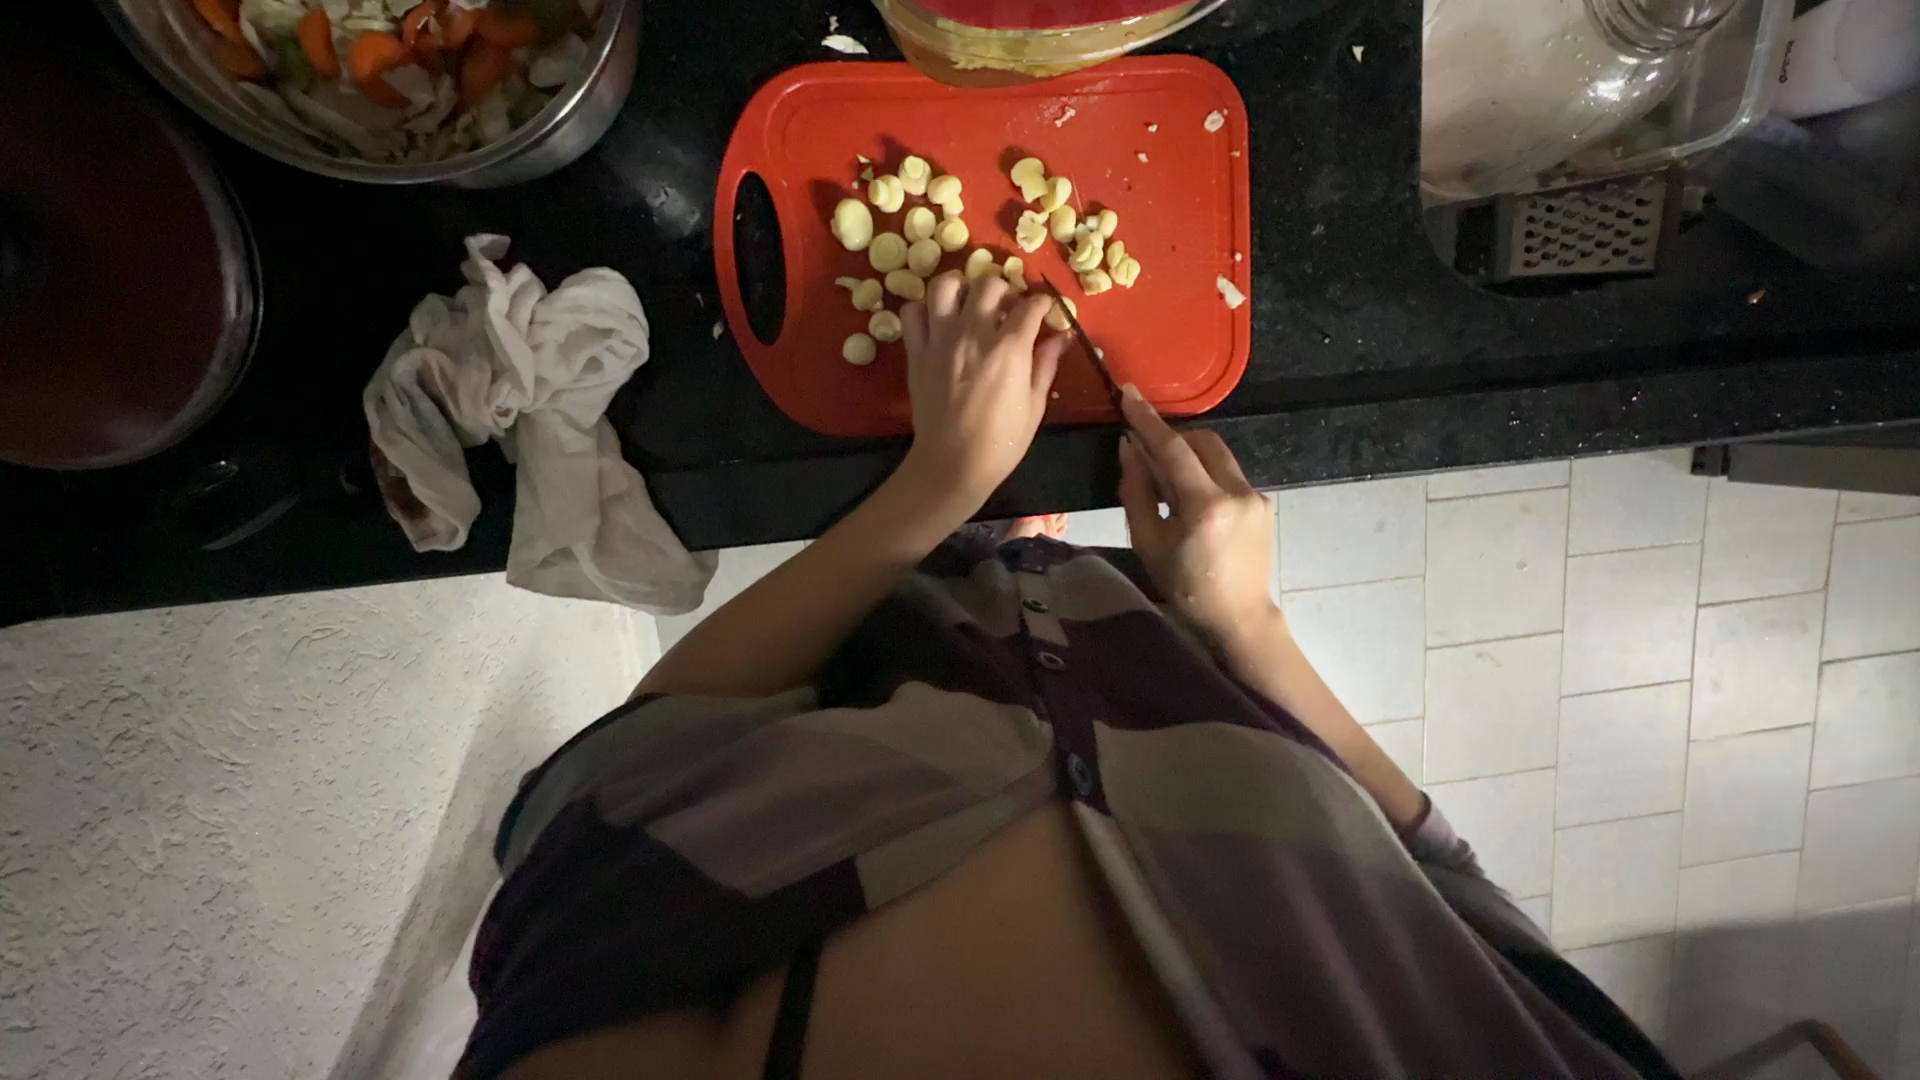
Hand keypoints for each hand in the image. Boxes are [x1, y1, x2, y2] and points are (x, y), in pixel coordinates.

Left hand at [898, 271, 1067, 504]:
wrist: (953, 464)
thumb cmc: (1001, 442)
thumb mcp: (1034, 405)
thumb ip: (1045, 365)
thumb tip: (1061, 337)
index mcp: (1009, 349)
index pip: (1030, 305)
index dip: (1042, 303)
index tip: (1044, 311)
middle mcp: (973, 334)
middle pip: (989, 283)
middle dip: (1004, 288)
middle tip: (1007, 307)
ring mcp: (941, 341)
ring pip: (946, 285)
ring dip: (961, 286)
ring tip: (969, 302)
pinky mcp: (917, 353)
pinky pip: (912, 313)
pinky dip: (924, 308)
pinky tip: (937, 320)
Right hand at [1117, 385, 1281, 651]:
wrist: (1238, 616)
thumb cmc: (1184, 587)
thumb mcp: (1148, 542)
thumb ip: (1136, 491)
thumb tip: (1129, 447)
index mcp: (1206, 506)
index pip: (1174, 449)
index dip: (1148, 419)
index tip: (1129, 393)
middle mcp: (1238, 492)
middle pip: (1202, 441)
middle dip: (1171, 437)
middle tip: (1146, 451)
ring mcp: (1257, 496)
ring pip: (1218, 454)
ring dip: (1190, 454)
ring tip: (1168, 480)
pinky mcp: (1265, 502)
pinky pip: (1229, 473)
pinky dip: (1206, 474)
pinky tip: (1193, 500)